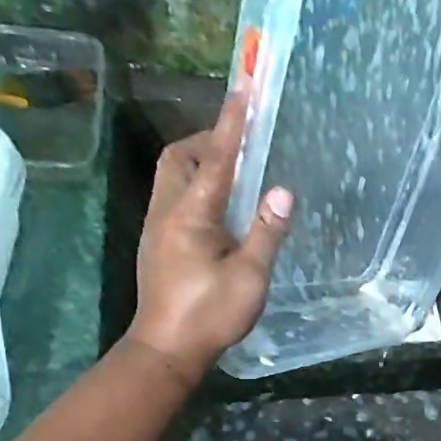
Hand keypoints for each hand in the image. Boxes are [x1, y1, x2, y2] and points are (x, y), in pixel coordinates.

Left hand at [127, 89, 291, 382]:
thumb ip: (266, 232)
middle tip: (239, 147)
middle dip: (206, 141)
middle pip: (178, 157)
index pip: (215, 157)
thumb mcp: (248, 278)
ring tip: (232, 176)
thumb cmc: (208, 316)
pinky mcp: (155, 246)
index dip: (232, 123)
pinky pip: (172, 200)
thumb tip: (284, 191)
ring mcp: (155, 229)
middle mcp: (166, 212)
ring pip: (170, 178)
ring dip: (197, 165)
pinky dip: (193, 189)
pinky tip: (216, 211)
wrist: (165, 352)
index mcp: (190, 215)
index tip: (244, 89)